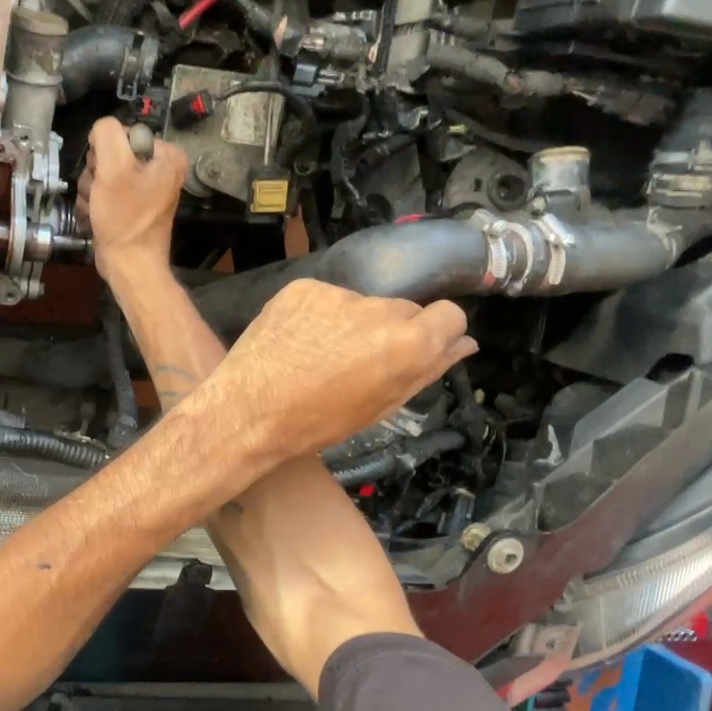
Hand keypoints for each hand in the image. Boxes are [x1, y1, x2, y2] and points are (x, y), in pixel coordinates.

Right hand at [79, 117, 187, 285]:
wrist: (128, 264)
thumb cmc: (124, 217)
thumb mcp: (114, 167)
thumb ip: (107, 135)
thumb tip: (101, 130)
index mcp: (166, 154)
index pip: (123, 133)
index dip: (107, 153)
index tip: (106, 174)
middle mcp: (159, 169)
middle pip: (110, 154)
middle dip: (98, 175)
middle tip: (101, 193)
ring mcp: (142, 189)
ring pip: (101, 175)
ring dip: (92, 191)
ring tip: (98, 208)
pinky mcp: (128, 206)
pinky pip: (102, 193)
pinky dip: (94, 204)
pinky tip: (97, 216)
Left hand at [187, 280, 476, 462]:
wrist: (247, 411)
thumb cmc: (316, 422)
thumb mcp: (381, 405)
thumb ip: (427, 370)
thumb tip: (464, 344)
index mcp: (408, 343)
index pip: (450, 315)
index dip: (436, 334)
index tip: (416, 350)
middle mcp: (379, 309)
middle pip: (403, 309)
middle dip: (390, 331)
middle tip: (357, 362)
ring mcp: (338, 294)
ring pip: (361, 304)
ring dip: (351, 323)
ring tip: (319, 356)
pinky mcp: (303, 288)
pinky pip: (324, 298)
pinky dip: (317, 315)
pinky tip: (297, 342)